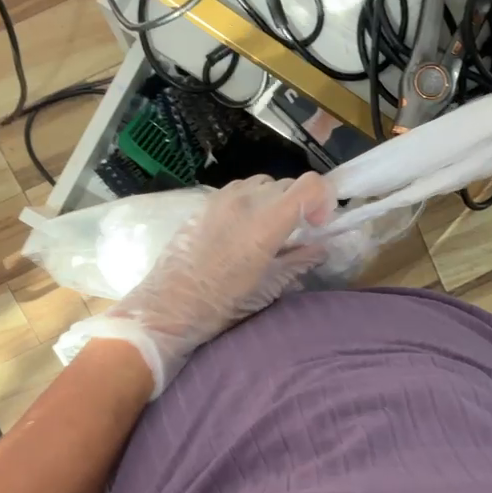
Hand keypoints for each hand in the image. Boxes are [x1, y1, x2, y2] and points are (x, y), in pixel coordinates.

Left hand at [58, 174, 334, 396]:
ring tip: (268, 233)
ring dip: (273, 201)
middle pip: (286, 184)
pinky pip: (237, 192)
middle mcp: (244, 201)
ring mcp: (220, 199)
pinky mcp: (203, 205)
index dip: (324, 200)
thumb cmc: (220, 305)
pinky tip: (241, 234)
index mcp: (265, 222)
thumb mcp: (267, 288)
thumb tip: (320, 249)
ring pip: (261, 184)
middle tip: (297, 234)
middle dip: (299, 205)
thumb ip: (298, 262)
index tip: (319, 225)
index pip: (310, 186)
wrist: (167, 308)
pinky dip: (250, 204)